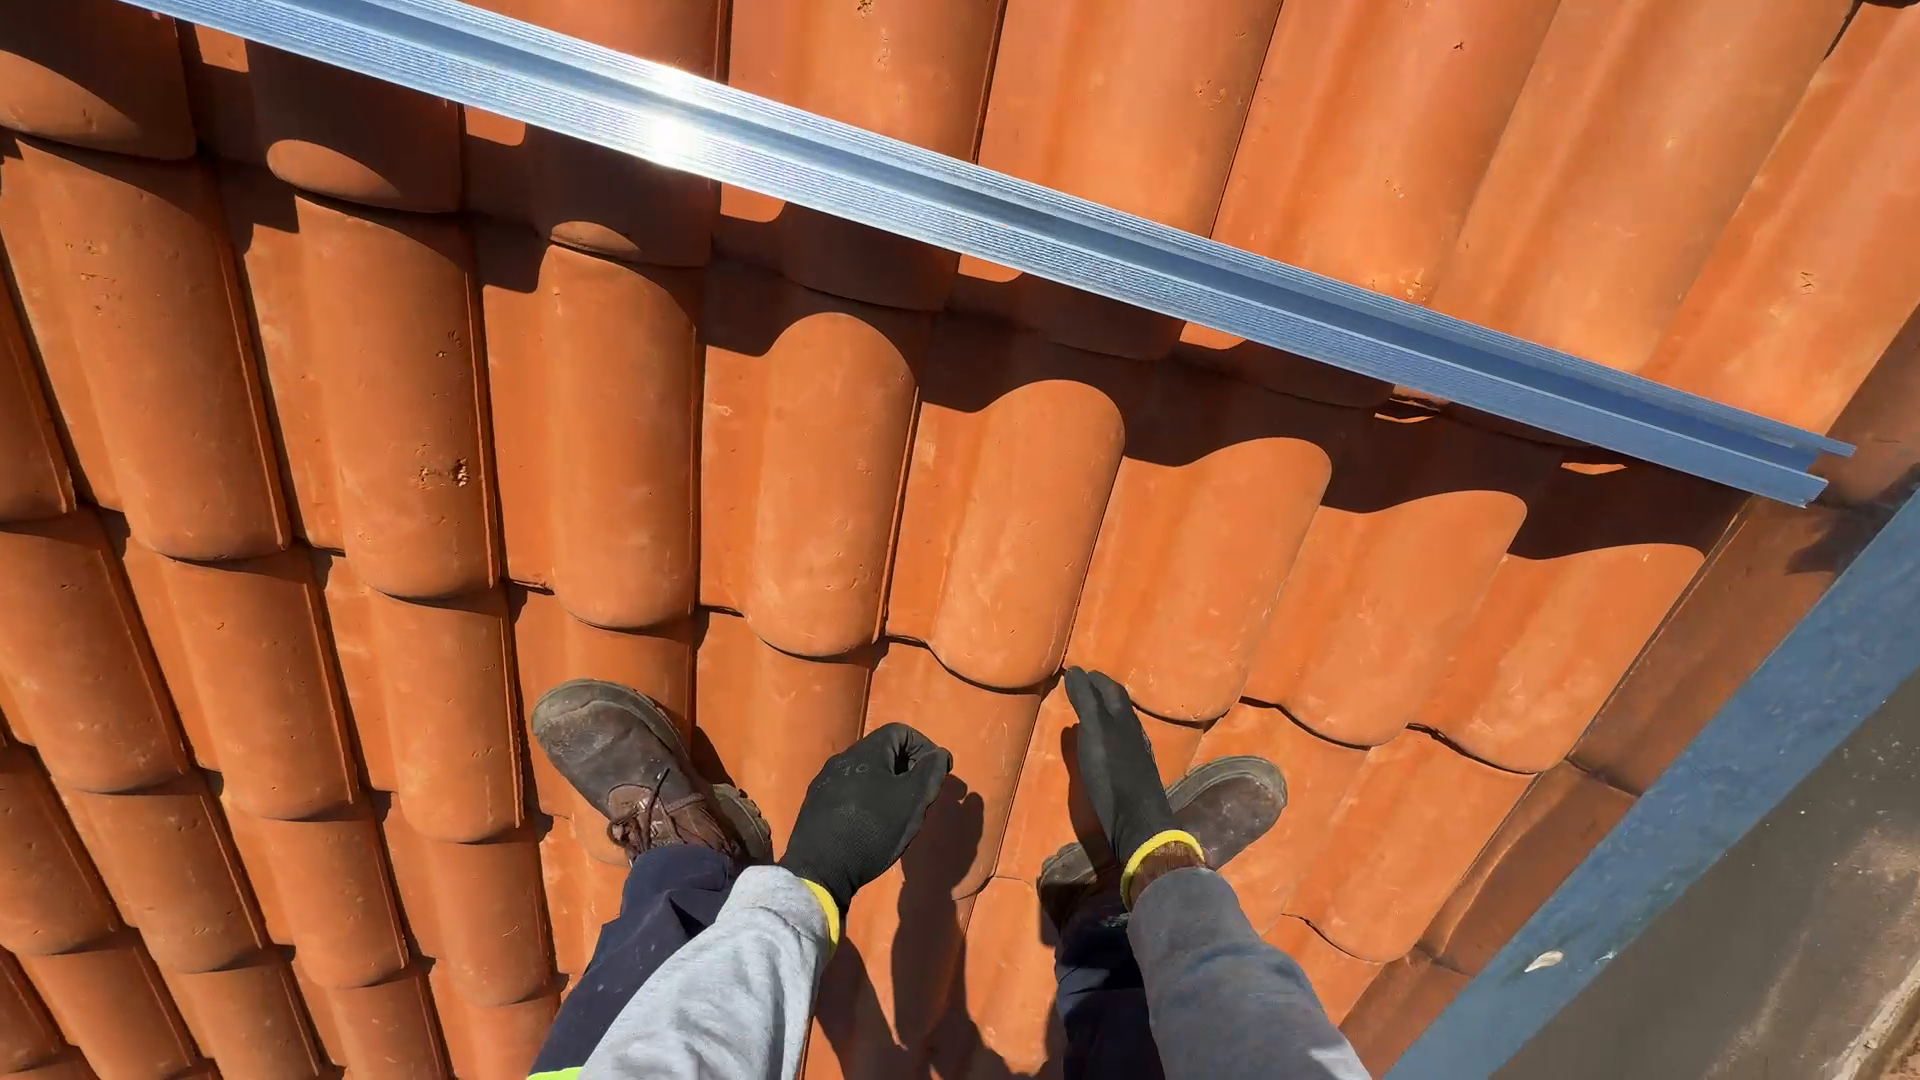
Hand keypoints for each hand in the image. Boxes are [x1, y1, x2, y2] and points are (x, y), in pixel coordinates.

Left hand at [779, 723, 952, 917]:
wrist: (819, 870)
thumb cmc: (871, 829)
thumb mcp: (911, 801)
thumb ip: (930, 772)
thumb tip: (939, 753)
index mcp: (866, 752)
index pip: (901, 731)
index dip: (923, 747)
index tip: (935, 772)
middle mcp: (842, 758)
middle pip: (883, 751)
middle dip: (907, 767)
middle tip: (919, 794)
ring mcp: (826, 781)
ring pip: (865, 772)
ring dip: (886, 784)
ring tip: (897, 811)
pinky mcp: (816, 803)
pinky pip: (850, 789)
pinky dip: (867, 797)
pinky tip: (870, 823)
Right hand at [1064, 668, 1178, 869]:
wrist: (1138, 819)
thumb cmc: (1111, 772)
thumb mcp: (1094, 731)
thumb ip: (1086, 701)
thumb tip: (1076, 671)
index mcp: (1124, 718)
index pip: (1110, 689)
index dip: (1095, 679)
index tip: (1079, 671)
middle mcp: (1134, 731)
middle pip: (1119, 705)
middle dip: (1102, 693)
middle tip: (1084, 686)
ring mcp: (1137, 753)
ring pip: (1123, 724)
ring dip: (1106, 713)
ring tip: (1090, 712)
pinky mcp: (1135, 774)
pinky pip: (1122, 743)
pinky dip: (1109, 735)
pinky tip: (1103, 746)